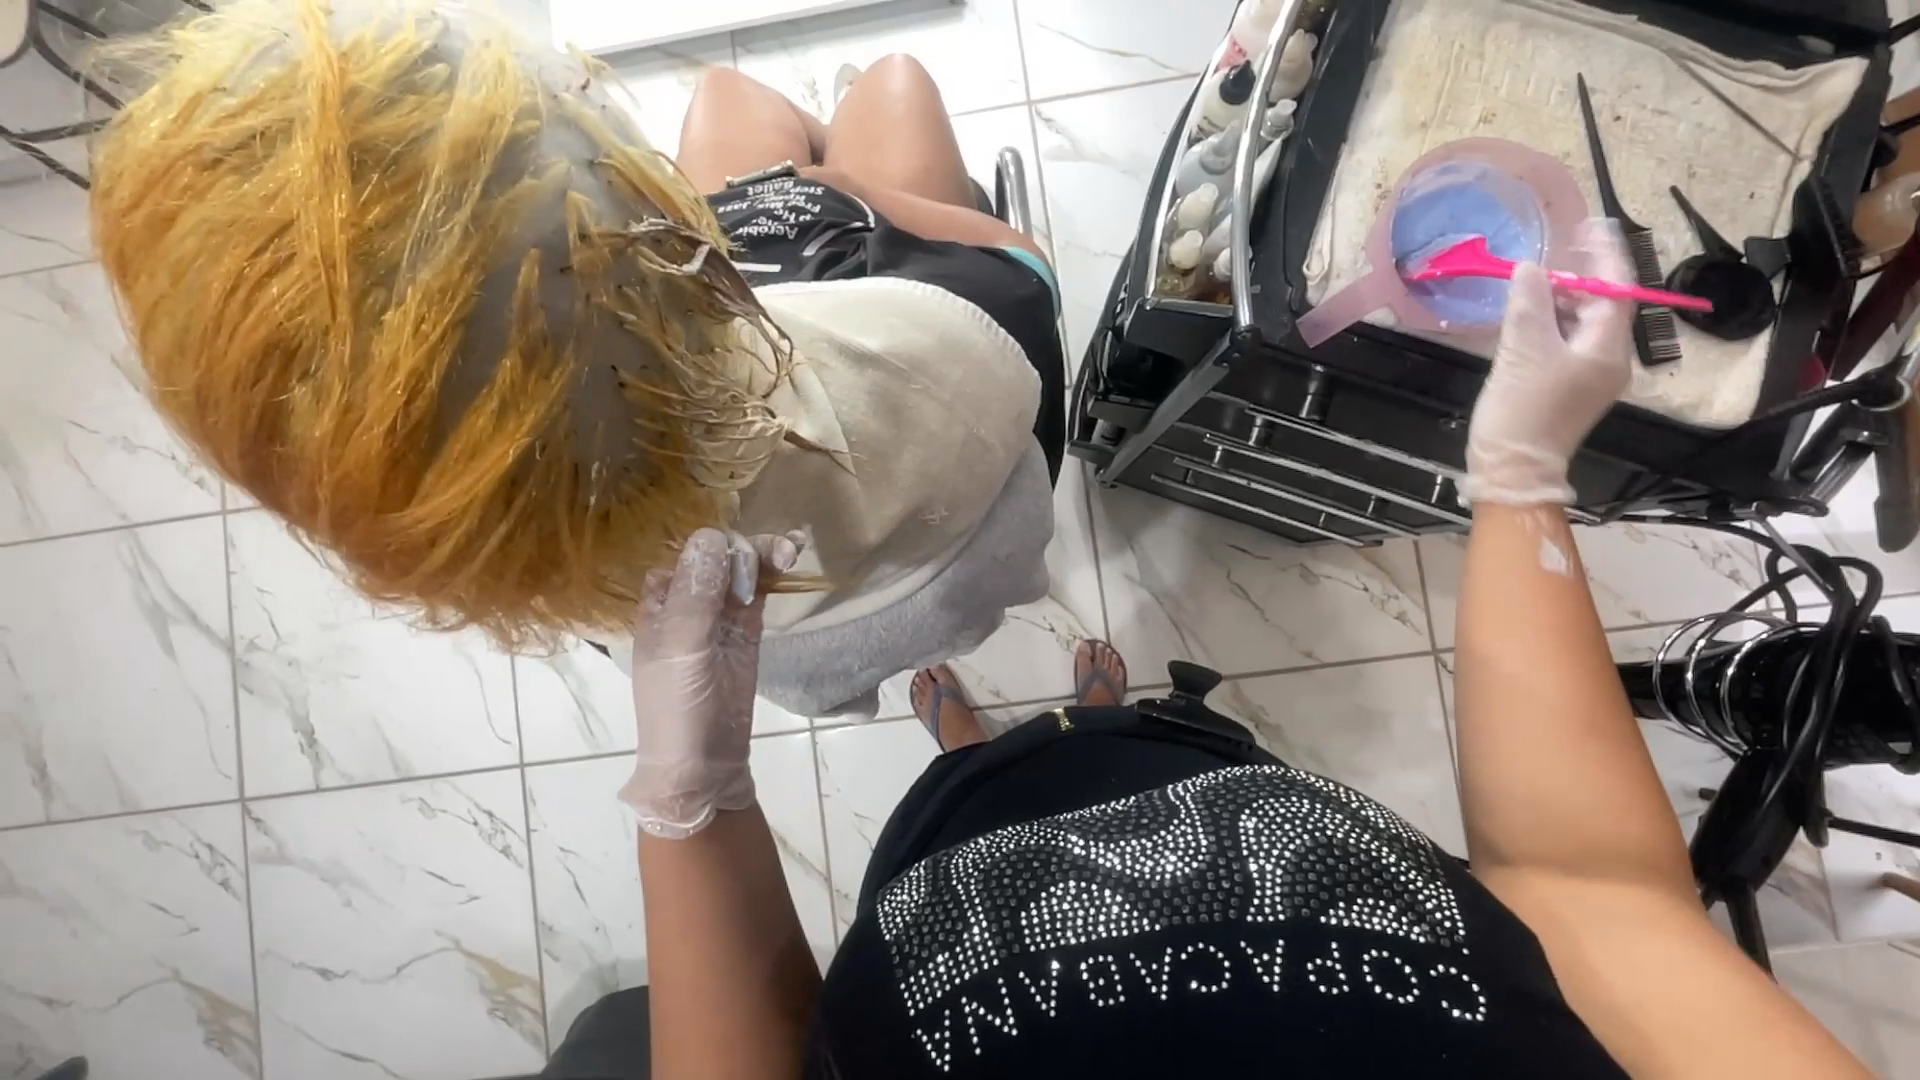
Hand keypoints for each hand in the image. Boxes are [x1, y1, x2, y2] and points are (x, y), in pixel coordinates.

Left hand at [620, 528, 801, 837]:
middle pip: (718, 558)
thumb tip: (711, 537)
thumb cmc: (678, 708)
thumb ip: (696, 595)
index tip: (738, 554)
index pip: (686, 556)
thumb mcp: (681, 650)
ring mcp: (720, 616)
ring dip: (764, 552)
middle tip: (775, 557)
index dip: (712, 546)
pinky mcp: (746, 630)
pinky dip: (773, 572)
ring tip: (792, 549)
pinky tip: (791, 555)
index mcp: (659, 605)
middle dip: (745, 549)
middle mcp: (688, 604)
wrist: (704, 764)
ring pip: (741, 570)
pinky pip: (759, 592)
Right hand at [1459, 219, 1635, 506]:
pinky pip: (1567, 347)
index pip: (1615, 289)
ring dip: (1560, 304)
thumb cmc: (1522, 411)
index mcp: (1607, 349)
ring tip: (1531, 288)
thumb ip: (1527, 305)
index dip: (1603, 256)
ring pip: (1581, 327)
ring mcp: (1590, 378)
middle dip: (1576, 280)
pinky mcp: (1568, 391)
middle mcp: (1608, 360)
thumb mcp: (1520, 353)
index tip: (1588, 227)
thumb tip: (1529, 268)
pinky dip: (1551, 328)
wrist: (1513, 470)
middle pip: (1600, 307)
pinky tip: (1528, 323)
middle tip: (1547, 259)